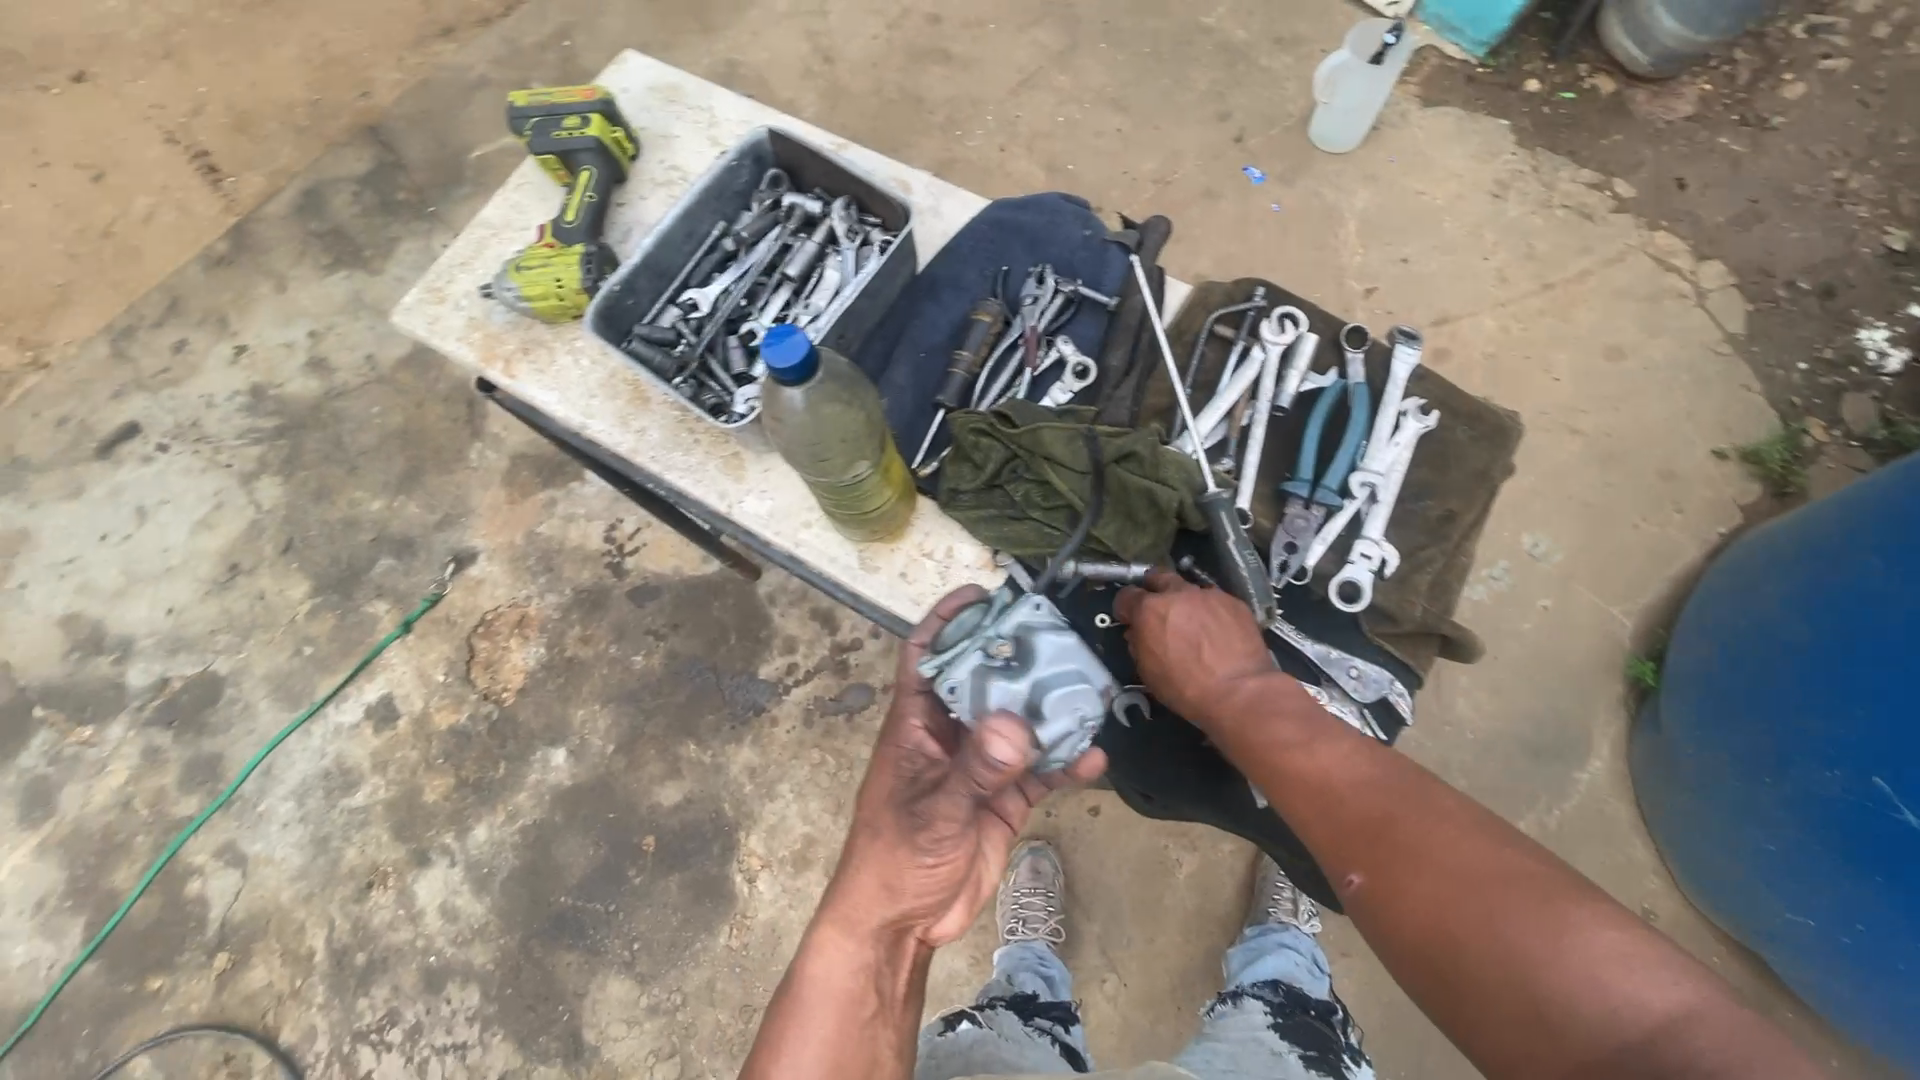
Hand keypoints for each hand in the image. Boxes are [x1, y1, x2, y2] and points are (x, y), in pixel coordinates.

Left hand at [821, 586, 1107, 948]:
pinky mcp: (1002, 801)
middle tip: (1057, 636)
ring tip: (1088, 689)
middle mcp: (949, 736)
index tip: (981, 595)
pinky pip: (1037, 773)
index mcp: (916, 724)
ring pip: (1018, 725)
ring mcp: (978, 768)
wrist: (901, 924)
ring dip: (1048, 711)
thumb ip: (975, 770)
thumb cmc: (895, 857)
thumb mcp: (933, 810)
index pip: (926, 656)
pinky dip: (1063, 764)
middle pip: (984, 683)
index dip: (947, 622)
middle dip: (1015, 659)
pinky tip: (1093, 756)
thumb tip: (1015, 725)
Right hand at [1114, 569, 1294, 733]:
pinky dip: (1212, 612)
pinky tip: (1218, 631)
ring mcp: (1208, 596)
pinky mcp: (1235, 603)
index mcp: (1149, 610)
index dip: (1125, 608)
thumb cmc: (1184, 687)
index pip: (1126, 595)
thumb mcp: (1147, 671)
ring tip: (1194, 623)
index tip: (1128, 619)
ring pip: (1191, 589)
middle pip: (1159, 577)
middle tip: (1158, 608)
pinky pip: (1216, 601)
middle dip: (1154, 589)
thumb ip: (1138, 644)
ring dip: (1186, 602)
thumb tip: (1137, 633)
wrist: (1238, 692)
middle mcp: (1177, 594)